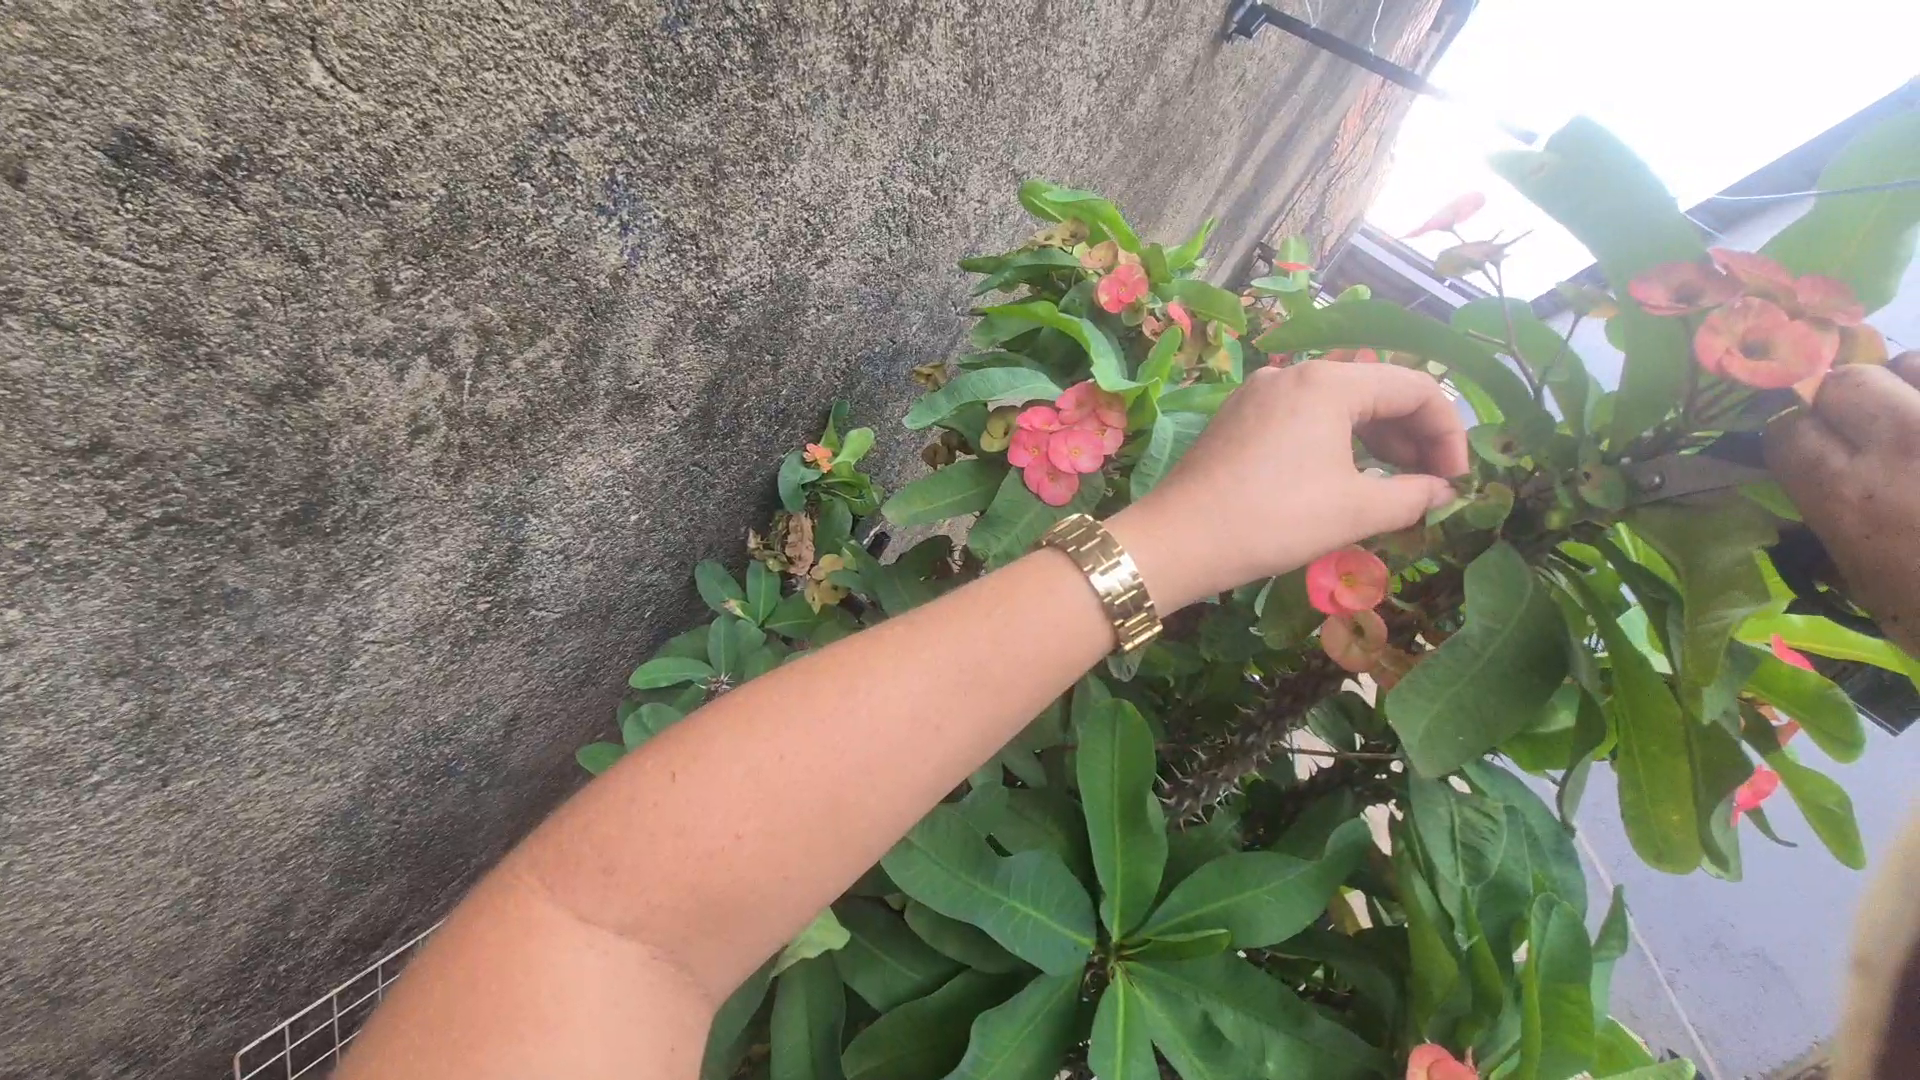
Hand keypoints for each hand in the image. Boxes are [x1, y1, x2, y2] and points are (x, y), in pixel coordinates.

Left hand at [1107, 362, 1467, 610]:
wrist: (1178, 540)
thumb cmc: (1273, 520)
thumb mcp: (1355, 510)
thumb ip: (1413, 495)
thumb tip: (1442, 491)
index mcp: (1327, 381)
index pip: (1416, 388)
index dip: (1449, 433)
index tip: (1456, 481)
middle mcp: (1290, 373)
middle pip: (1375, 390)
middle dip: (1412, 437)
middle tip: (1429, 485)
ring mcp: (1256, 394)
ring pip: (1335, 406)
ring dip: (1373, 442)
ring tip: (1391, 486)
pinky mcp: (1236, 418)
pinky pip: (1300, 419)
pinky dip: (1332, 443)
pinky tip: (1341, 478)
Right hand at [1765, 353, 1919, 657]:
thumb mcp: (1868, 583)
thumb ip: (1835, 524)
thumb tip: (1817, 491)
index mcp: (1848, 490)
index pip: (1784, 428)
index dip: (1791, 437)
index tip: (1802, 452)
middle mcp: (1904, 441)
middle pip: (1846, 381)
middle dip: (1844, 400)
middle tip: (1860, 430)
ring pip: (1916, 363)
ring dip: (1908, 385)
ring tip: (1916, 425)